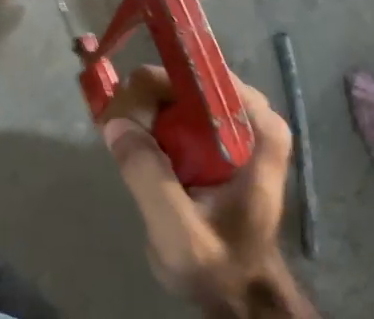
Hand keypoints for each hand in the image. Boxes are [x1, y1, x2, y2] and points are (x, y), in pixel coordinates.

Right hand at [101, 68, 314, 318]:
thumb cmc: (220, 265)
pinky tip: (131, 142)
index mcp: (259, 134)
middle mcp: (249, 122)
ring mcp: (232, 130)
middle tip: (117, 121)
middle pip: (191, 80)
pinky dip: (150, 120)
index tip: (130, 92)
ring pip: (180, 93)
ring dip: (145, 107)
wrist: (240, 297)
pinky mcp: (214, 143)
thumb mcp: (179, 230)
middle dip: (150, 94)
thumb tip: (114, 121)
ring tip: (120, 133)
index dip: (170, 75)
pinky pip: (177, 113)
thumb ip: (149, 176)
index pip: (213, 77)